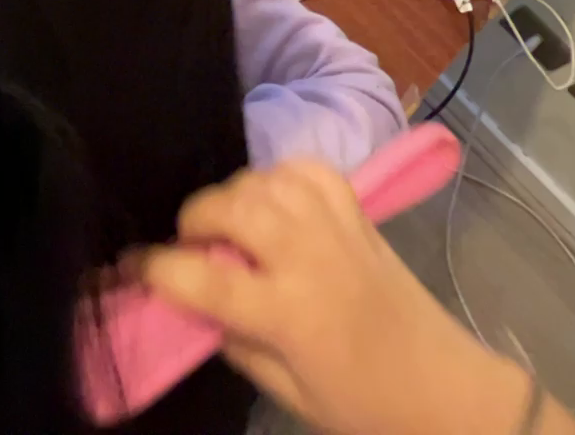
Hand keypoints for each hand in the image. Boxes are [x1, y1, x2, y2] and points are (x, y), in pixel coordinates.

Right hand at [141, 158, 574, 434]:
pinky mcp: (356, 211)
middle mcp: (308, 256)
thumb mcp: (287, 392)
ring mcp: (335, 225)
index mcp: (289, 313)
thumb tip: (195, 301)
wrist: (445, 388)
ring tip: (230, 223)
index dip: (155, 269)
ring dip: (234, 196)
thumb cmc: (362, 405)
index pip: (204, 280)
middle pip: (231, 208)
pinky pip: (305, 169)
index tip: (128, 266)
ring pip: (263, 181)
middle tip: (189, 245)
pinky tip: (273, 198)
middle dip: (194, 219)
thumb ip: (234, 339)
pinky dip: (279, 175)